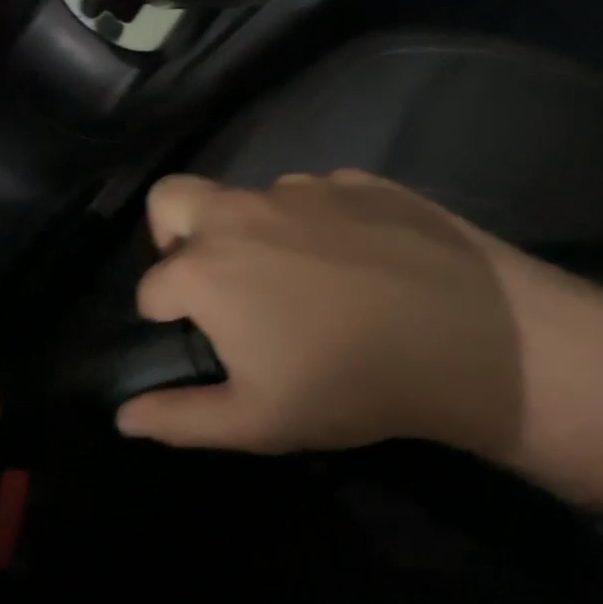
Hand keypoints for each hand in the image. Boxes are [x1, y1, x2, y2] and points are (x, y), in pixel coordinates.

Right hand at [118, 172, 526, 457]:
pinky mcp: (361, 180)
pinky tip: (359, 262)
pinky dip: (317, 223)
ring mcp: (303, 189)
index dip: (164, 317)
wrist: (479, 341)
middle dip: (174, 236)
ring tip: (304, 280)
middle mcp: (240, 213)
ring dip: (253, 232)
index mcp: (203, 269)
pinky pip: (317, 195)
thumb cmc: (349, 385)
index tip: (197, 341)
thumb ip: (177, 419)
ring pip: (249, 198)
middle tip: (216, 282)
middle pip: (171, 201)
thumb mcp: (255, 422)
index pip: (150, 286)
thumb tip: (123, 417)